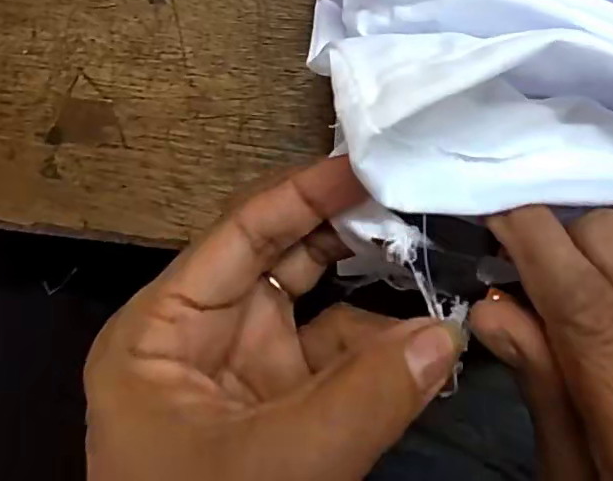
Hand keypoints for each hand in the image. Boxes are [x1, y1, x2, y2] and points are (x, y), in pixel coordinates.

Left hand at [84, 157, 466, 480]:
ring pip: (316, 295)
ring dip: (372, 278)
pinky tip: (426, 340)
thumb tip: (449, 334)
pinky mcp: (282, 401)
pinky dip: (382, 344)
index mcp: (163, 326)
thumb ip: (364, 398)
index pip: (243, 228)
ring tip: (428, 249)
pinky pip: (339, 352)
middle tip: (406, 193)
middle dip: (345, 224)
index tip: (369, 163)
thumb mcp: (274, 467)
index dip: (307, 189)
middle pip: (282, 249)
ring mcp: (245, 364)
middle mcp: (202, 329)